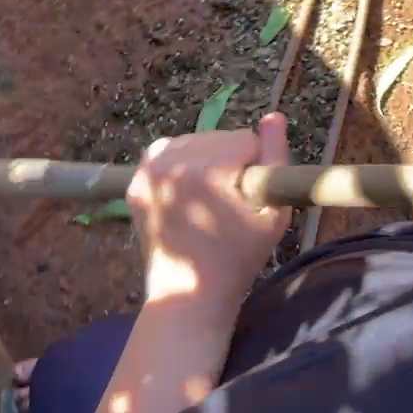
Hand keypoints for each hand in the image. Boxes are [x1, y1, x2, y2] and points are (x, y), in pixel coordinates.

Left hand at [127, 111, 289, 315]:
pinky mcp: (136, 181)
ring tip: (210, 197)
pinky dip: (180, 163)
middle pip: (219, 138)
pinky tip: (188, 191)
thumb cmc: (238, 259)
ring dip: (207, 159)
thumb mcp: (273, 214)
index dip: (256, 168)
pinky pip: (168, 152)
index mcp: (206, 169)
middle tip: (230, 202)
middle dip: (231, 161)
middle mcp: (172, 161)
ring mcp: (148, 171)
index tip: (251, 198)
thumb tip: (274, 116)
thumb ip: (276, 158)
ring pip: (195, 141)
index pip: (246, 141)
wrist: (187, 296)